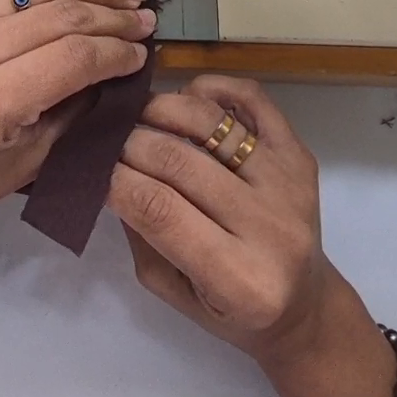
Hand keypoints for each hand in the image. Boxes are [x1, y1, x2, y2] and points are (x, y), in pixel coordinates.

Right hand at [109, 77, 396, 396]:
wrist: (303, 305)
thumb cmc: (230, 309)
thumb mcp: (172, 290)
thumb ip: (141, 233)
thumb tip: (108, 171)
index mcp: (239, 279)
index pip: (160, 210)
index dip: (116, 179)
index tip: (93, 165)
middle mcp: (270, 228)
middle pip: (179, 161)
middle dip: (129, 143)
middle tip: (107, 140)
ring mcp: (288, 183)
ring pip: (210, 121)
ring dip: (161, 108)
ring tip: (139, 115)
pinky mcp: (298, 153)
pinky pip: (251, 98)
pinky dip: (211, 88)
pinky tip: (187, 98)